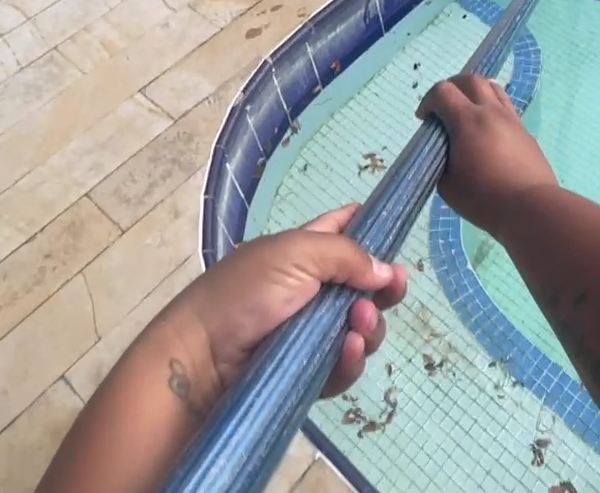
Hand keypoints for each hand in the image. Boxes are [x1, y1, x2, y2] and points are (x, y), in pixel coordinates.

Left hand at [156, 205, 408, 416]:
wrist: (201, 359)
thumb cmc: (246, 291)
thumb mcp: (297, 253)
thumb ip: (348, 255)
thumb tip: (386, 271)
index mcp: (308, 249)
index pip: (347, 229)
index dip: (374, 228)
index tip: (398, 238)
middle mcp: (315, 287)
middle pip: (367, 283)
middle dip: (385, 287)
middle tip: (392, 288)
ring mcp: (315, 331)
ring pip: (363, 326)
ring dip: (369, 323)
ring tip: (356, 325)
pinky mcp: (312, 370)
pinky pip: (346, 365)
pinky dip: (352, 359)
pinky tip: (348, 351)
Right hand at [419, 73, 559, 233]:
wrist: (530, 207)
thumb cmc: (484, 198)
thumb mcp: (447, 185)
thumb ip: (441, 160)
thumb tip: (447, 152)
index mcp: (468, 120)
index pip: (443, 92)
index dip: (428, 101)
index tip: (424, 119)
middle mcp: (490, 111)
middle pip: (470, 80)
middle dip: (452, 87)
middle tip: (444, 106)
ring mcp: (511, 119)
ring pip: (493, 87)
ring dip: (475, 91)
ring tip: (468, 109)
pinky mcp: (524, 131)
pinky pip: (506, 105)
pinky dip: (492, 106)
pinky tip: (488, 126)